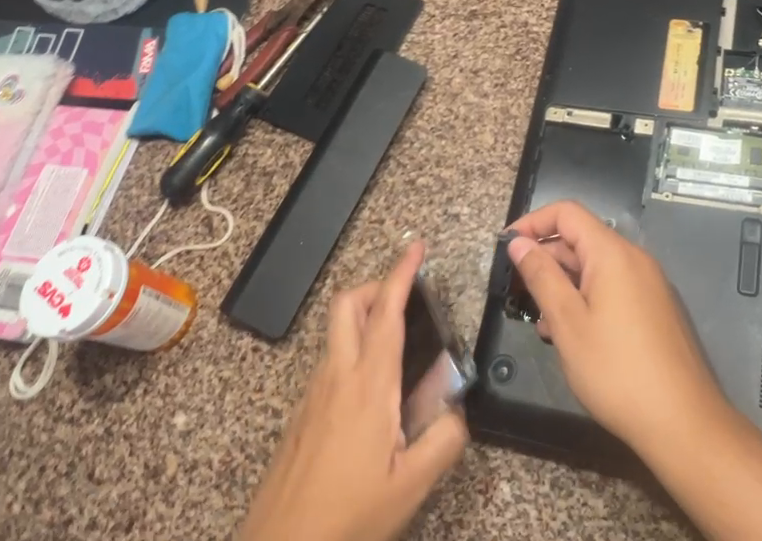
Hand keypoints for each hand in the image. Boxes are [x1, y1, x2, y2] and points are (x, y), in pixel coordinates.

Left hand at [237, 242, 466, 540]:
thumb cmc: (347, 516)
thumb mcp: (411, 485)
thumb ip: (444, 440)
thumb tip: (458, 408)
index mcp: (369, 387)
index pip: (386, 313)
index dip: (401, 274)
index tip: (416, 247)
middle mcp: (337, 378)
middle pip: (348, 305)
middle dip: (376, 286)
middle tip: (407, 294)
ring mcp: (314, 394)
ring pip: (336, 332)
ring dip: (365, 318)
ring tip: (400, 343)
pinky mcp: (303, 415)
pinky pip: (331, 362)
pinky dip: (354, 351)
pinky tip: (376, 391)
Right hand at [503, 201, 729, 457]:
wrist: (681, 420)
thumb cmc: (616, 369)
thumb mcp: (568, 322)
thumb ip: (541, 276)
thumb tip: (519, 241)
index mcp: (612, 253)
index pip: (567, 213)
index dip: (533, 223)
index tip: (506, 248)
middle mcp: (634, 259)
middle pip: (581, 239)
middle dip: (545, 259)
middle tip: (516, 293)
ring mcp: (647, 285)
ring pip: (594, 269)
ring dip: (563, 286)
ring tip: (542, 323)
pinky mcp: (653, 309)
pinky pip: (611, 289)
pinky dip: (585, 301)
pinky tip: (569, 336)